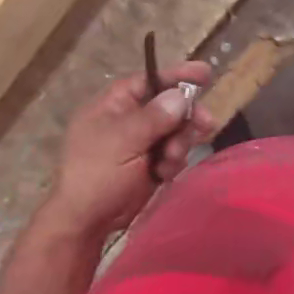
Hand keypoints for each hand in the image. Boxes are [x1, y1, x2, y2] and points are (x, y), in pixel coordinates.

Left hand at [48, 60, 215, 235]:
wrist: (88, 220)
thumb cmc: (97, 174)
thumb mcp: (124, 140)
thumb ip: (154, 117)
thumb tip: (180, 95)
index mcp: (112, 106)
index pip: (149, 81)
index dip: (176, 76)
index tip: (206, 73)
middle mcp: (128, 121)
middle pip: (169, 107)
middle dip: (186, 118)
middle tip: (205, 124)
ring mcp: (139, 145)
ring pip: (175, 132)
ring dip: (179, 144)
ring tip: (170, 159)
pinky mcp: (149, 166)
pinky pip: (173, 155)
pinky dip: (173, 163)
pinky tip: (163, 174)